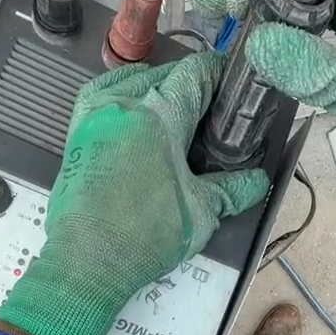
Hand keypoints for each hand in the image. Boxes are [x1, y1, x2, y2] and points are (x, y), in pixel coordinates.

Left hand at [0, 52, 269, 334]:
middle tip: (211, 112)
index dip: (220, 74)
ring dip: (157, 87)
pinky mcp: (77, 132)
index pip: (196, 72)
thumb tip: (258, 180)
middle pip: (166, 74)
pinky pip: (104, 96)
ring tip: (175, 114)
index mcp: (159, 113)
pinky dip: (125, 98)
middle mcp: (123, 102)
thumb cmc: (147, 234)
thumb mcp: (202, 212)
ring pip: (131, 79)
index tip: (234, 85)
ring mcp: (94, 114)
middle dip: (191, 86)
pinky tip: (137, 121)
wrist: (88, 262)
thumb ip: (233, 190)